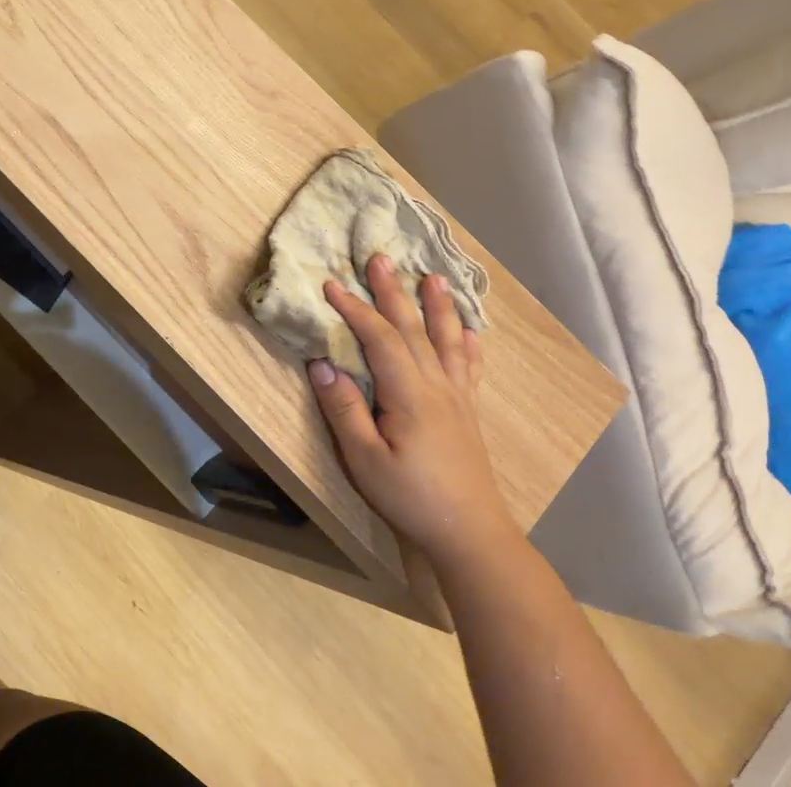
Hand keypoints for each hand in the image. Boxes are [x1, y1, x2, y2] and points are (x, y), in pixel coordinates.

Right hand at [306, 253, 517, 565]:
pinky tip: (467, 331)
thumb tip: (322, 363)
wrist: (469, 532)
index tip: (330, 284)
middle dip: (395, 293)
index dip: (356, 309)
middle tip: (382, 258)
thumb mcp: (362, 456)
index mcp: (409, 395)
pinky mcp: (465, 413)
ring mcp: (456, 399)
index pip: (380, 339)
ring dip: (437, 307)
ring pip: (446, 342)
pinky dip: (466, 343)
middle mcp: (437, 387)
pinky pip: (467, 367)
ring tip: (433, 277)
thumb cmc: (408, 494)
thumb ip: (343, 407)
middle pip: (414, 330)